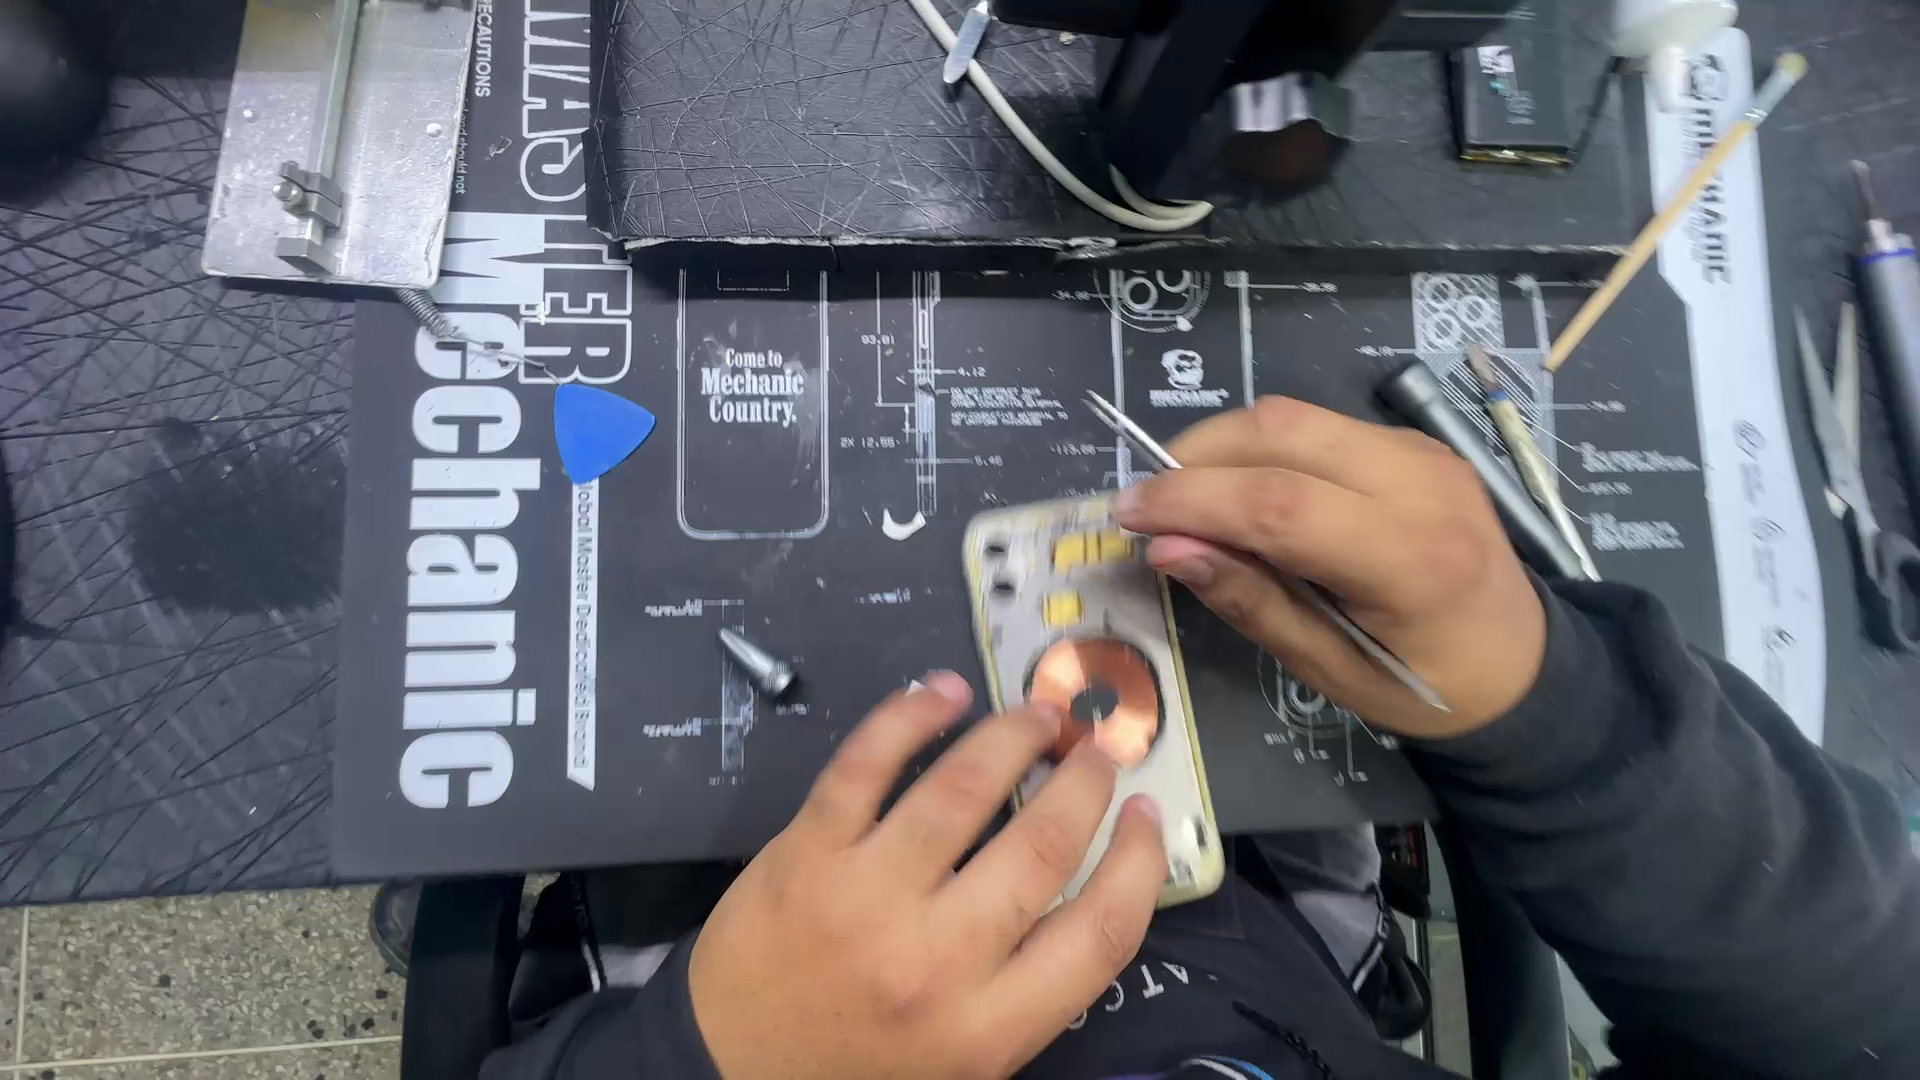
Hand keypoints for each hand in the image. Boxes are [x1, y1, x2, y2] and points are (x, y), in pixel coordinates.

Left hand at [688, 672, 1166, 1079]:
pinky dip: (911, 715)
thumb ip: (1027, 981)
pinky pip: (866, 763)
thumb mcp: (966, 1058)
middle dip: (1084, 781)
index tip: (1146, 812)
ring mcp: (867, 893)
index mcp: (988, 1026)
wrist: (726, 1078)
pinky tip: (946, 690)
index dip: (1139, 861)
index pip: (1100, 932)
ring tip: (1039, 713)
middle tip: (1095, 748)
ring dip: (1014, 736)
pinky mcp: (808, 848)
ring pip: (962, 789)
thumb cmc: (860, 1068)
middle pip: (1041, 846)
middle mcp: (937, 957)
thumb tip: (1083, 876)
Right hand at [1112, 396, 1546, 738]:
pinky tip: (1238, 489)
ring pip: (1290, 416)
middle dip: (1193, 456)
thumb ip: (1247, 600)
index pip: (1279, 504)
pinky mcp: (1411, 441)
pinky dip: (1255, 448)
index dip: (1190, 499)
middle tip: (1149, 502)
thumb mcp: (1327, 669)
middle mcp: (1421, 483)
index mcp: (1410, 559)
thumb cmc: (1423, 686)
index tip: (1127, 513)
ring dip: (1218, 446)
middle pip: (1280, 432)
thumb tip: (1167, 548)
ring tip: (1184, 495)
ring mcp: (1420, 451)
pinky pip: (1312, 425)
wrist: (1525, 663)